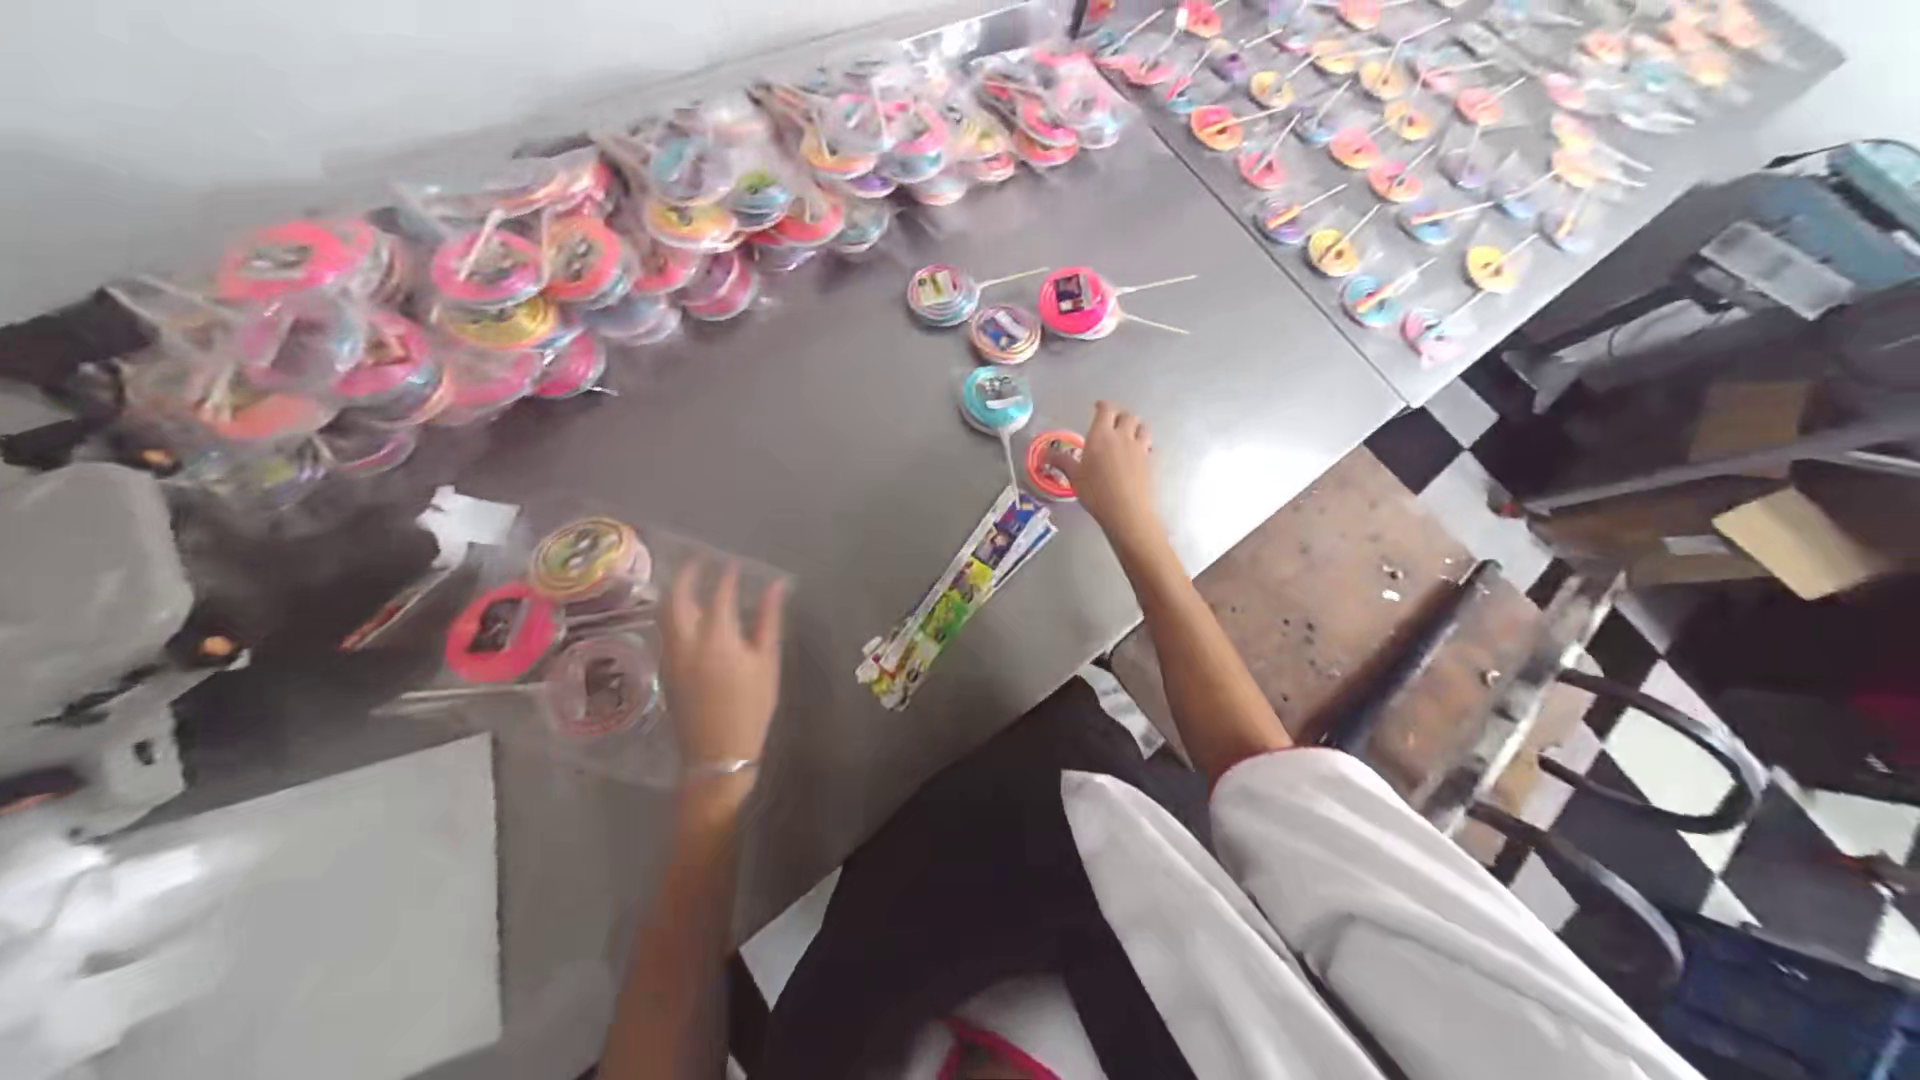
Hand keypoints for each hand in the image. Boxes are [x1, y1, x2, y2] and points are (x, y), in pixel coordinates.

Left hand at [663, 562, 787, 774]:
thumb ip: (769, 621)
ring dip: (676, 592)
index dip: (726, 575)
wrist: (717, 753)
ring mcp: (670, 656)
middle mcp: (686, 642)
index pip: (719, 594)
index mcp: (717, 638)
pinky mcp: (664, 670)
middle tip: (700, 560)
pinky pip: (666, 631)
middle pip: (677, 597)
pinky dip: (674, 614)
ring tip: (691, 582)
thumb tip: (776, 587)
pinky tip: (687, 615)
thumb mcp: (767, 663)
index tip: (733, 562)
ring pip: (666, 614)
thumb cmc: (751, 708)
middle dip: (687, 574)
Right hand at [1051, 401, 1162, 549]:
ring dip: (1136, 427)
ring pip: (1143, 427)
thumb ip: (1061, 461)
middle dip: (1120, 415)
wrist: (1127, 510)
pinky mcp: (1151, 461)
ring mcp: (1140, 448)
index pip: (1106, 410)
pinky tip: (1138, 454)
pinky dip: (1144, 445)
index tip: (1098, 407)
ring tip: (1129, 434)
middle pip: (1128, 415)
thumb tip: (1043, 454)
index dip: (1103, 406)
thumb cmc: (1096, 492)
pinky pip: (1149, 446)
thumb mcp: (1074, 476)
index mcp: (1101, 435)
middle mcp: (1122, 436)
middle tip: (1113, 422)